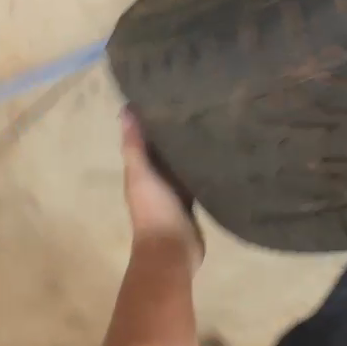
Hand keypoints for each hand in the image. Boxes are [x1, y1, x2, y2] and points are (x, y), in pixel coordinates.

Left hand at [120, 109, 202, 268]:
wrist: (172, 251)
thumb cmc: (154, 210)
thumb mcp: (141, 175)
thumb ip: (134, 146)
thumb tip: (125, 110)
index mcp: (141, 171)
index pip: (147, 138)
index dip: (153, 118)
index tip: (170, 93)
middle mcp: (158, 178)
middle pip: (166, 149)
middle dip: (176, 130)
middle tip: (199, 103)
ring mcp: (176, 190)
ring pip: (183, 162)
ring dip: (191, 147)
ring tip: (213, 121)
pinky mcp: (194, 200)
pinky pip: (198, 177)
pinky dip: (204, 165)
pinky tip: (221, 152)